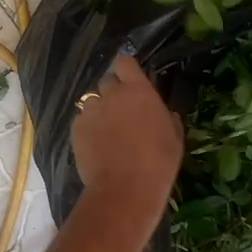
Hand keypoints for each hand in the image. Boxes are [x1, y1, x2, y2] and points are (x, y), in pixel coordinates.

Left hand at [72, 55, 183, 210]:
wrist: (126, 188)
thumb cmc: (158, 163)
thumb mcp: (175, 138)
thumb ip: (168, 119)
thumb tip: (166, 113)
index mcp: (138, 91)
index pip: (124, 63)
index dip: (125, 69)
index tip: (129, 80)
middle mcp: (112, 94)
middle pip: (106, 81)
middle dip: (112, 92)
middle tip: (120, 111)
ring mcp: (91, 110)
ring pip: (91, 101)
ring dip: (98, 110)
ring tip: (106, 131)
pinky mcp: (76, 128)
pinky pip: (81, 120)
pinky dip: (87, 127)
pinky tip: (96, 144)